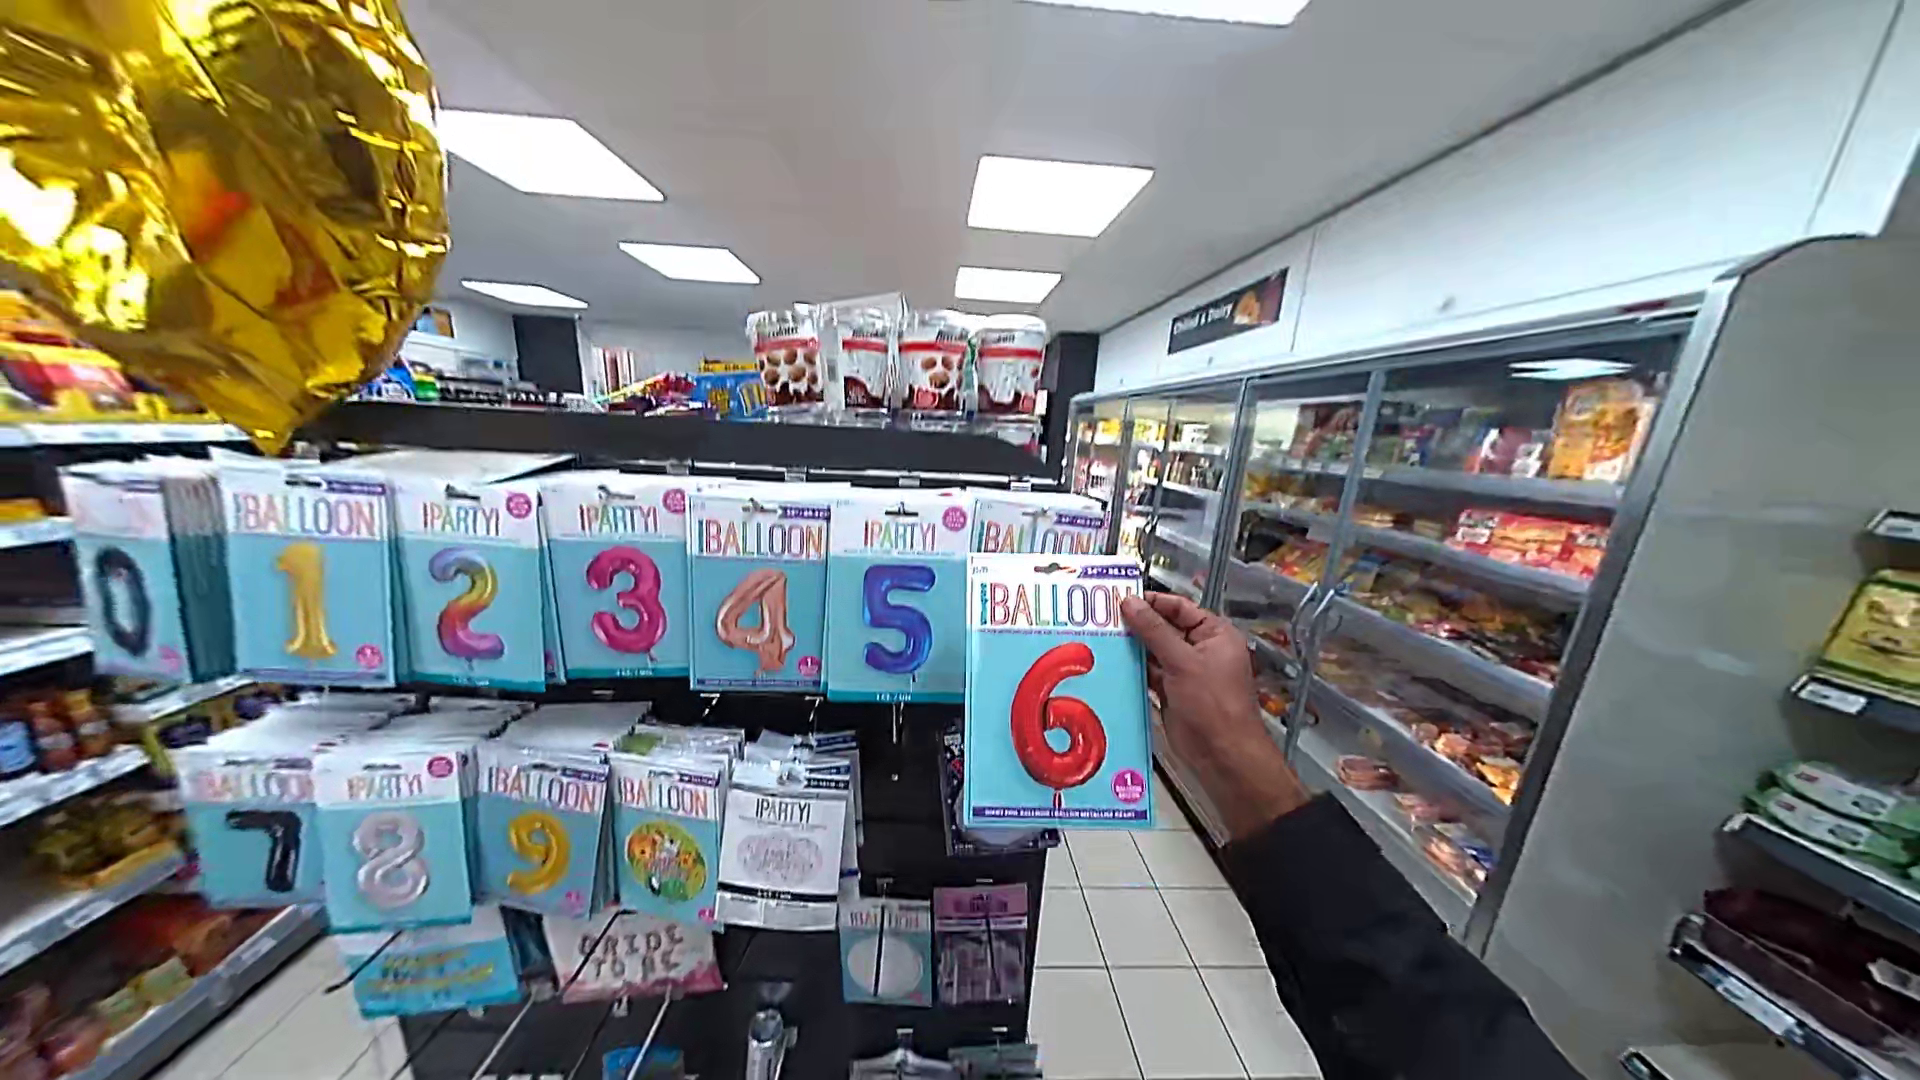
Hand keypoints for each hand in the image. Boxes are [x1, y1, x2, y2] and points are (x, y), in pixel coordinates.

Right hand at [1121, 592, 1309, 840]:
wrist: (1221, 755)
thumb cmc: (1215, 706)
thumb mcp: (1182, 661)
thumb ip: (1154, 630)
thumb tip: (1131, 603)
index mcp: (1214, 635)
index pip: (1179, 607)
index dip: (1152, 602)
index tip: (1123, 598)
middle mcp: (1200, 649)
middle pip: (1163, 627)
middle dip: (1137, 624)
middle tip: (1105, 618)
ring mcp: (1184, 671)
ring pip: (1153, 650)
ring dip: (1132, 646)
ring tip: (1103, 637)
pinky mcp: (1170, 690)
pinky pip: (1148, 672)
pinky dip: (1132, 668)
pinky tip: (1112, 662)